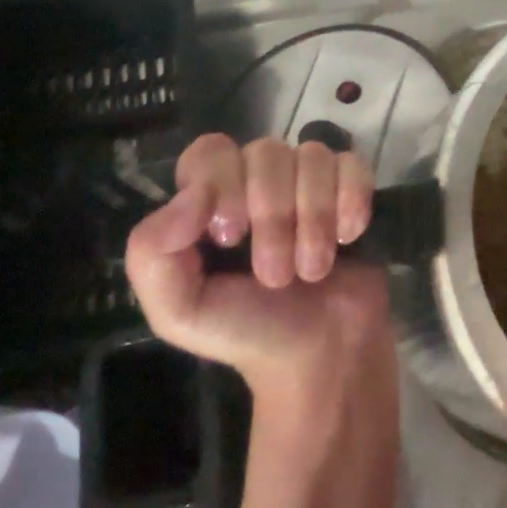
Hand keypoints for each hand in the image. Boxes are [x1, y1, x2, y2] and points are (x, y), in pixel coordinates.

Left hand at [123, 134, 391, 394]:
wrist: (320, 356)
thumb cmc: (247, 332)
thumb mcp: (177, 309)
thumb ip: (152, 251)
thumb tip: (193, 194)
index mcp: (211, 200)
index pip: (212, 150)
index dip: (223, 181)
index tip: (230, 236)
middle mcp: (260, 182)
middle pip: (267, 152)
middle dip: (274, 217)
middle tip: (274, 274)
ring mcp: (311, 184)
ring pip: (313, 157)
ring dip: (314, 219)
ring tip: (312, 269)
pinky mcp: (354, 191)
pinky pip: (354, 165)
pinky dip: (351, 202)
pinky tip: (348, 239)